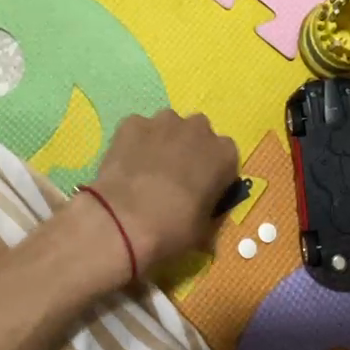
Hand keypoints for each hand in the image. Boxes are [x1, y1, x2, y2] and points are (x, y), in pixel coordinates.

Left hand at [89, 109, 239, 275]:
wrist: (124, 221)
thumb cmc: (172, 229)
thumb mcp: (203, 228)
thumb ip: (207, 207)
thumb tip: (198, 209)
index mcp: (224, 153)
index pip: (225, 157)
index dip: (212, 173)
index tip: (201, 190)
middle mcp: (198, 129)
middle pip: (197, 133)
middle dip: (188, 150)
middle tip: (173, 178)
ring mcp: (164, 121)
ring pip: (167, 126)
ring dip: (162, 142)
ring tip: (145, 171)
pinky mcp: (133, 123)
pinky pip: (138, 130)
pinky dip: (134, 142)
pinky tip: (125, 166)